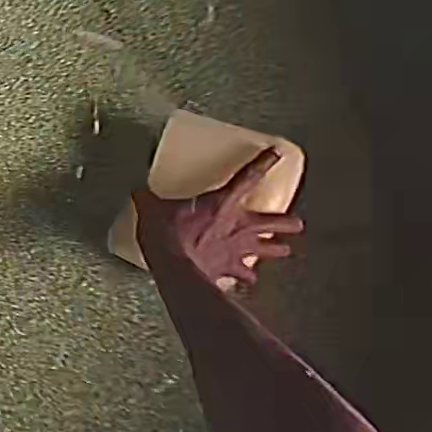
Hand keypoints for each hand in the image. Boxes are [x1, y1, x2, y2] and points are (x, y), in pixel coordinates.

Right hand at [133, 147, 303, 289]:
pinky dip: (247, 277)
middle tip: (292, 222)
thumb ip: (148, 198)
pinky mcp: (232, 270)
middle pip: (280, 222)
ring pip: (274, 250)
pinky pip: (246, 276)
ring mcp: (240, 250)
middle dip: (289, 222)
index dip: (263, 163)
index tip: (275, 153)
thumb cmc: (168, 235)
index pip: (248, 177)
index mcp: (223, 203)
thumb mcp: (151, 209)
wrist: (174, 268)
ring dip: (277, 249)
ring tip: (281, 249)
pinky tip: (247, 278)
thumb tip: (138, 191)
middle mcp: (241, 226)